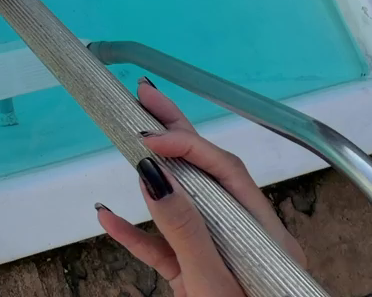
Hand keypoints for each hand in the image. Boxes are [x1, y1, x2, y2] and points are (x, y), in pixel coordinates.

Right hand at [94, 80, 306, 296]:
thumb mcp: (214, 290)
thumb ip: (185, 232)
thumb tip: (153, 172)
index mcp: (265, 242)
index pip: (224, 172)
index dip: (185, 145)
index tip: (145, 136)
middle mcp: (244, 244)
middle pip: (206, 175)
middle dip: (173, 134)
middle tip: (142, 94)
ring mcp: (220, 263)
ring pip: (182, 206)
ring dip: (149, 176)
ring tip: (124, 136)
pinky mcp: (198, 284)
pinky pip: (163, 248)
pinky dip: (134, 232)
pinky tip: (106, 215)